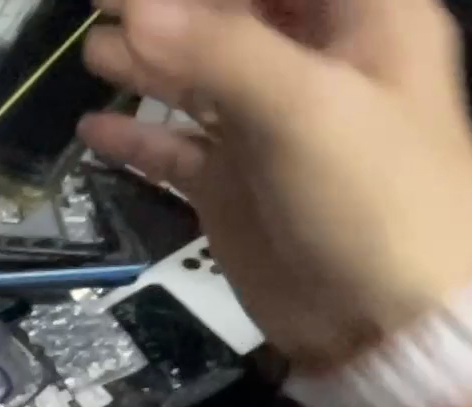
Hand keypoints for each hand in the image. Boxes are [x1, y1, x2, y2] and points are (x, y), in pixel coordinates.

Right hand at [78, 0, 471, 371]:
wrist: (382, 311)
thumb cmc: (371, 197)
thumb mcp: (304, 109)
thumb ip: (219, 55)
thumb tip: (134, 11)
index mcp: (358, 24)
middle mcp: (309, 67)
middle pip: (229, 19)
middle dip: (169, 11)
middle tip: (99, 3)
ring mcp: (264, 130)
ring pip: (194, 82)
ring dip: (143, 68)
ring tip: (90, 52)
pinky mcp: (229, 185)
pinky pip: (172, 152)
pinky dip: (133, 142)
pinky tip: (91, 131)